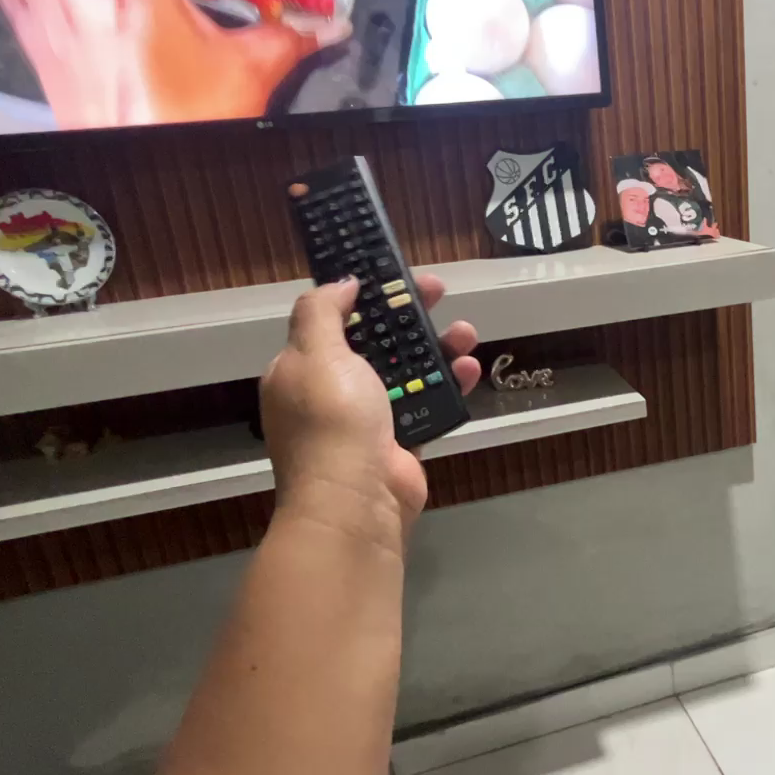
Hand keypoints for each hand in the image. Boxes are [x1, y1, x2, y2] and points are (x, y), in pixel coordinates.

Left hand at [259, 274, 480, 540]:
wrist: (356, 500)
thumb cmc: (332, 420)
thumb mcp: (317, 354)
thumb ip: (323, 311)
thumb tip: (342, 284)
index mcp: (304, 368)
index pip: (334, 320)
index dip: (364, 294)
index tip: (393, 274)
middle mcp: (336, 390)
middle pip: (378, 341)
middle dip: (409, 314)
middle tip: (439, 291)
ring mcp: (371, 417)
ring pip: (410, 370)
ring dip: (438, 347)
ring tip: (465, 331)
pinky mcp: (404, 440)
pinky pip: (431, 403)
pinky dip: (451, 385)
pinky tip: (470, 369)